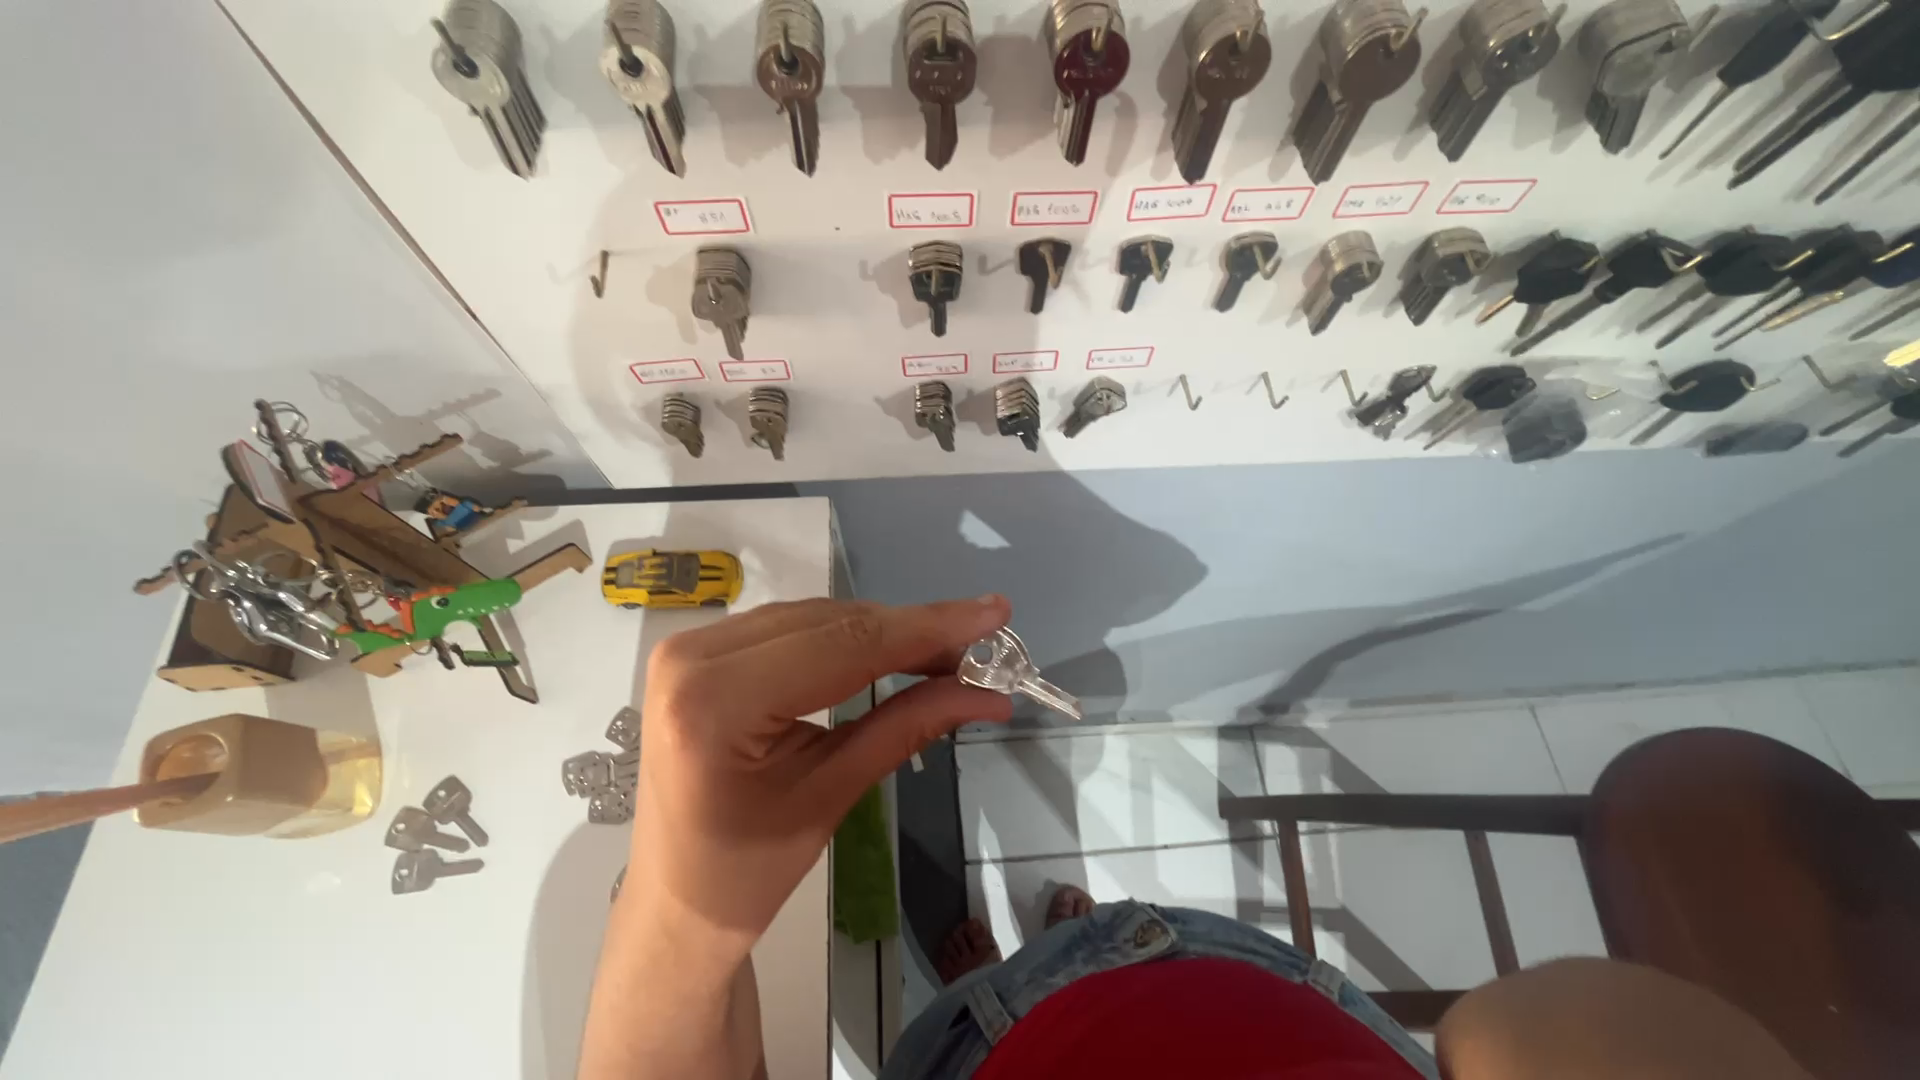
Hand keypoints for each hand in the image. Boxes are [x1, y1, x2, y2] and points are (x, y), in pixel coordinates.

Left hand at [627, 595, 1013, 955]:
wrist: (676, 899)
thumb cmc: (748, 869)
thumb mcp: (832, 794)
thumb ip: (908, 726)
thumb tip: (989, 695)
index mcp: (716, 702)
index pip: (844, 645)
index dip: (927, 627)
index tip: (994, 613)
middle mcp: (693, 655)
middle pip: (830, 622)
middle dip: (911, 632)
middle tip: (980, 649)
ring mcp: (689, 647)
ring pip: (814, 617)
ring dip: (881, 631)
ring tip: (945, 654)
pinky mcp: (698, 650)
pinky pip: (789, 627)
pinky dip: (844, 637)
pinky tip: (887, 651)